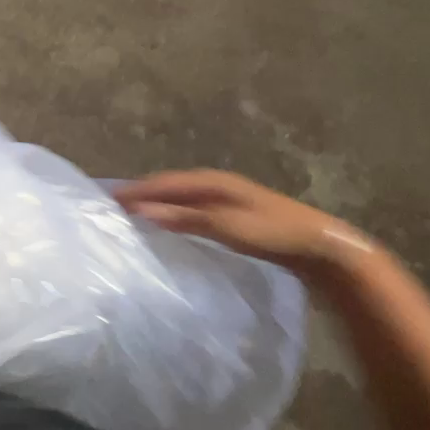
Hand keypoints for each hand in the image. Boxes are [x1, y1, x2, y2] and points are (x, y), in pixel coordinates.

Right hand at [113, 169, 376, 273]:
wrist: (323, 249)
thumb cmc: (275, 233)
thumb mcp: (227, 225)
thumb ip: (184, 218)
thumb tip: (140, 211)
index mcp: (212, 180)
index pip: (163, 182)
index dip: (135, 190)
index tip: (106, 199)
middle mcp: (216, 184)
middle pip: (170, 186)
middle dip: (142, 194)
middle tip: (112, 207)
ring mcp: (227, 200)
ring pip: (181, 198)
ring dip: (157, 204)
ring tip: (132, 216)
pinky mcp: (234, 217)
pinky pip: (192, 209)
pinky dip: (173, 214)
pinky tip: (168, 225)